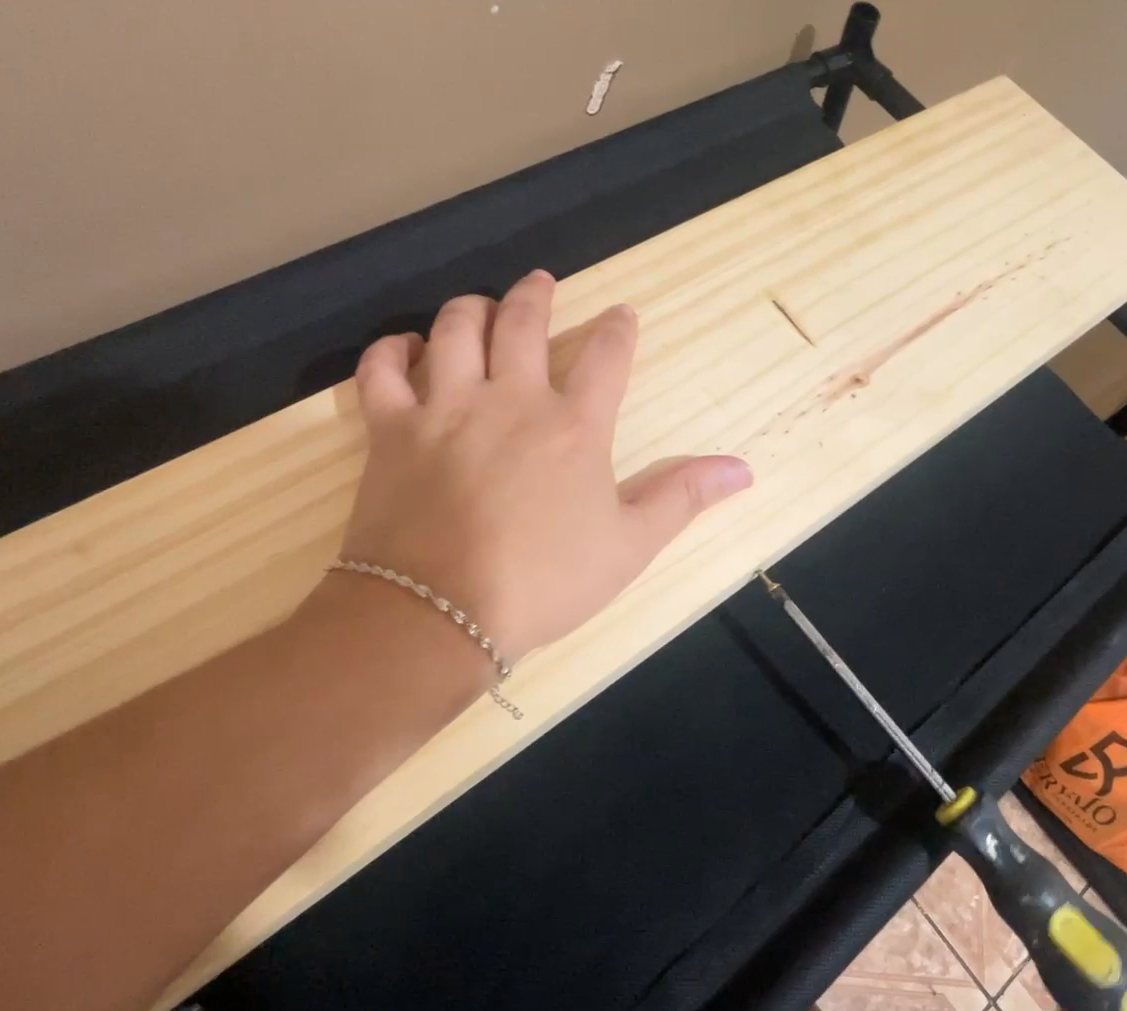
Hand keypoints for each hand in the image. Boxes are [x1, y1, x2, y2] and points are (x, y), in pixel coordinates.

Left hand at [336, 269, 752, 661]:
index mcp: (575, 426)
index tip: (622, 314)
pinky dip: (391, 349)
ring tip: (480, 305)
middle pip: (522, 324)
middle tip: (540, 281)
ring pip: (453, 330)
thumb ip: (682, 498)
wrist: (440, 613)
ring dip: (470, 309)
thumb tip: (744, 468)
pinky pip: (382, 370)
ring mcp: (444, 409)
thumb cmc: (545, 582)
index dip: (618, 330)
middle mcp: (510, 400)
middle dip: (535, 295)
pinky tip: (404, 346)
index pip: (606, 358)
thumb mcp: (630, 546)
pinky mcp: (391, 430)